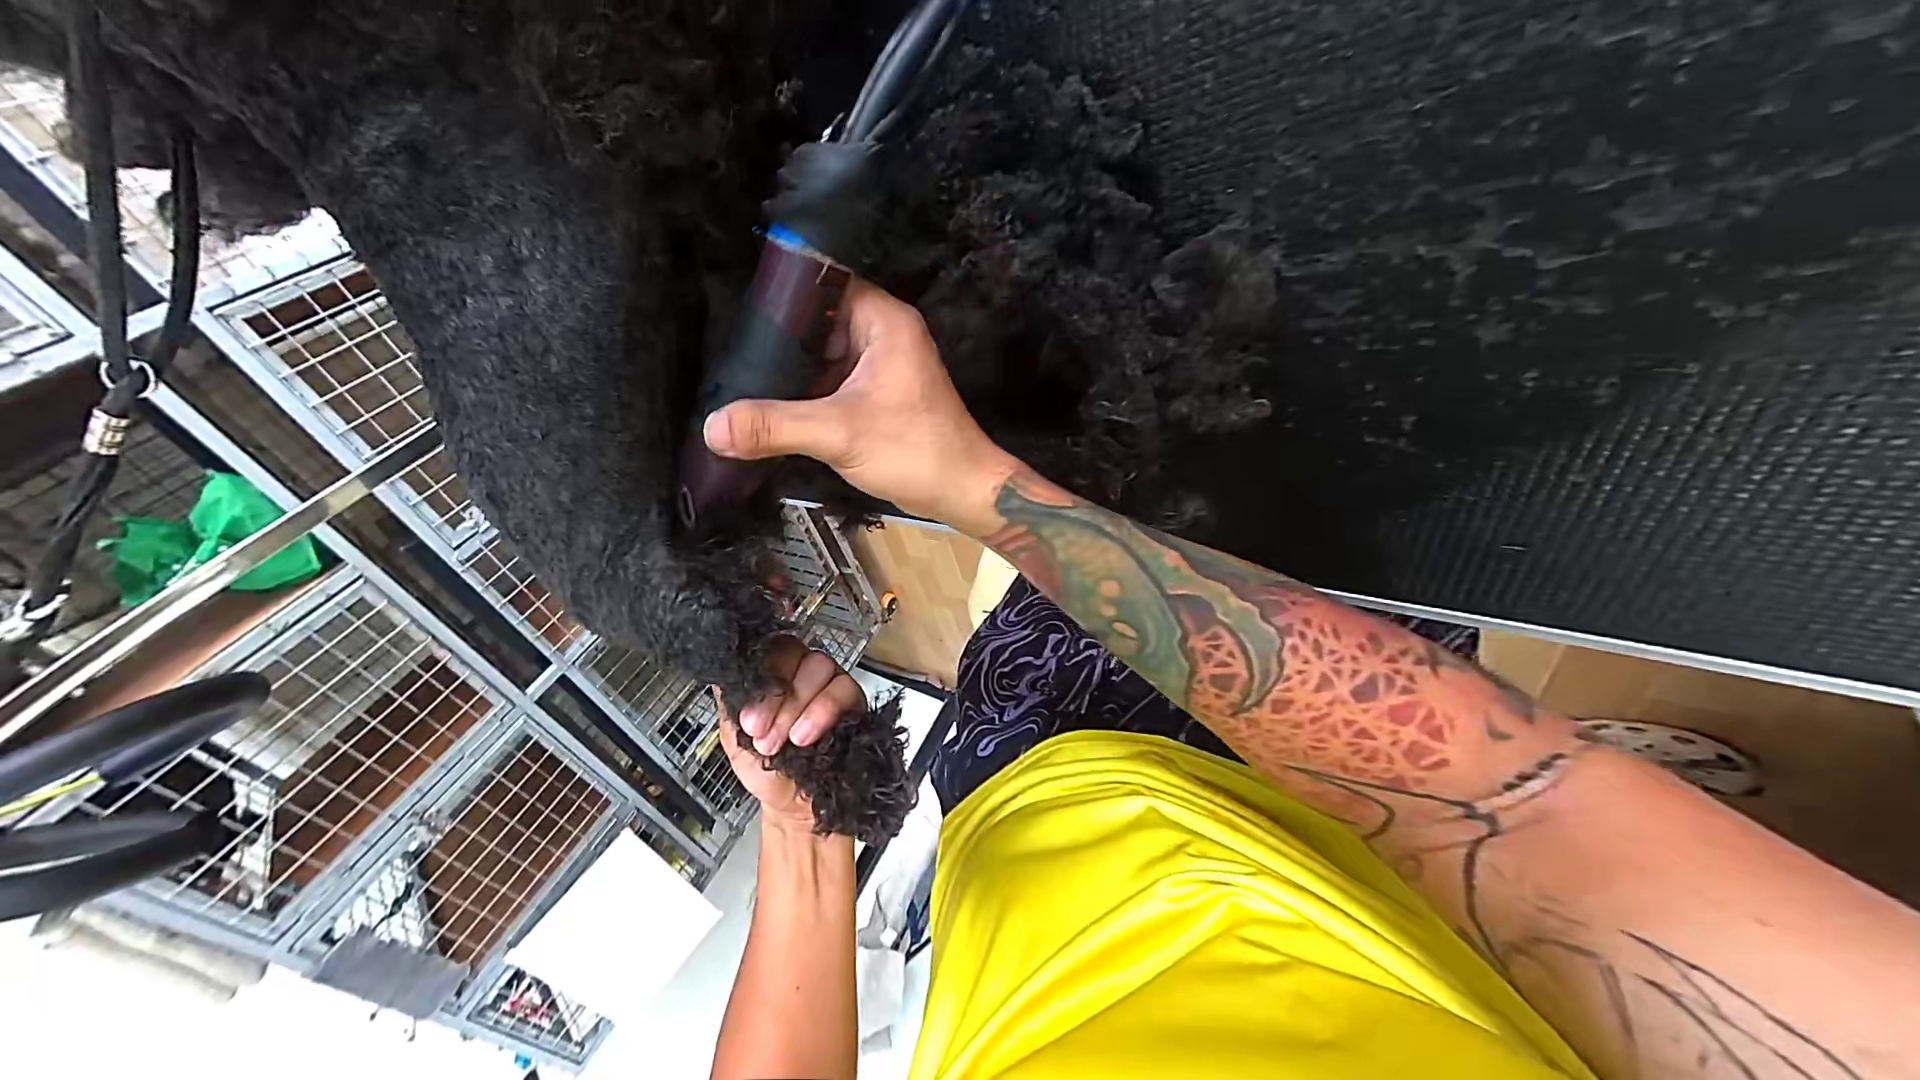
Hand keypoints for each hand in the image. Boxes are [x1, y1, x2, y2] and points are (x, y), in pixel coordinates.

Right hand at [702, 278, 1020, 534]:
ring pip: (823, 356)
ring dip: (791, 370)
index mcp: (883, 321)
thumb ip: (774, 426)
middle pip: (817, 322)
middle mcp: (883, 335)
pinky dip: (808, 393)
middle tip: (729, 350)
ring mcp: (881, 366)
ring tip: (740, 376)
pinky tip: (773, 404)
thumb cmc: (915, 451)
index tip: (736, 310)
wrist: (961, 491)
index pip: (822, 283)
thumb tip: (712, 427)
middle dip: (778, 339)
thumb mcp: (839, 433)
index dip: (780, 293)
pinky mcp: (878, 396)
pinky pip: (833, 382)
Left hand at [715, 637, 865, 831]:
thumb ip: (729, 701)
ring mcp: (829, 681)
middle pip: (793, 652)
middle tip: (761, 733)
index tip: (748, 719)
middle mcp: (801, 671)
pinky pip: (844, 687)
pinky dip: (824, 709)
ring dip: (797, 705)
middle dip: (775, 698)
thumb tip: (722, 672)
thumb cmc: (765, 769)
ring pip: (819, 665)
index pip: (768, 649)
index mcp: (772, 673)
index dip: (759, 679)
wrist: (792, 808)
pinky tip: (806, 736)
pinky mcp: (853, 698)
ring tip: (788, 741)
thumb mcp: (733, 736)